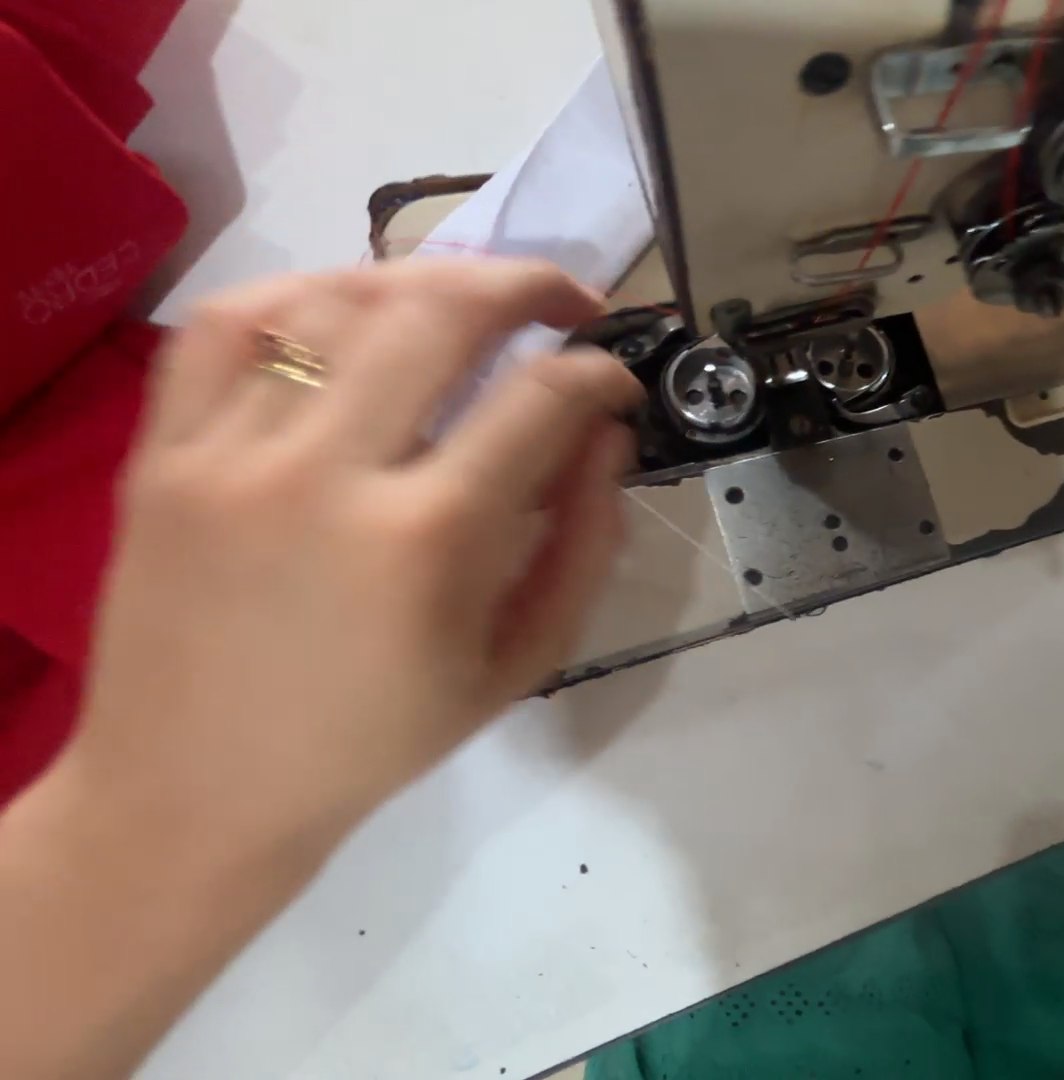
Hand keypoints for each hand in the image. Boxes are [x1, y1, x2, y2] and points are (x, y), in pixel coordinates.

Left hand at [67, 259, 639, 857]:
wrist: (197, 791)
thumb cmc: (391, 731)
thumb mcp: (528, 654)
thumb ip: (588, 541)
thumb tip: (609, 438)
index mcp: (431, 538)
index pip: (540, 401)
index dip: (600, 373)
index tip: (621, 382)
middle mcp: (326, 473)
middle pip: (439, 314)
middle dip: (529, 285)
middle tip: (573, 301)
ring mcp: (228, 453)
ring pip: (337, 300)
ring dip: (431, 280)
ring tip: (480, 300)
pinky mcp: (161, 452)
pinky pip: (228, 324)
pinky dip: (309, 290)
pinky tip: (361, 306)